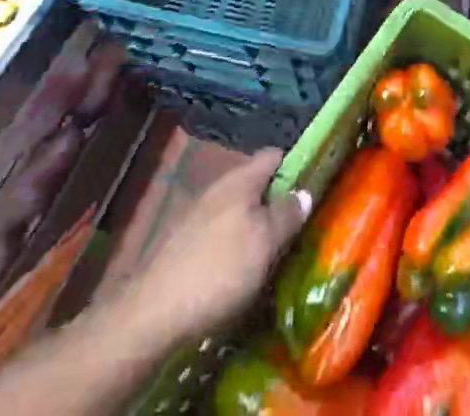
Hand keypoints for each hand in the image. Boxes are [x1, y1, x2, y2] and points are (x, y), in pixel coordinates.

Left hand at [121, 149, 310, 345]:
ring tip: (276, 249)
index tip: (315, 184)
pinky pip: (222, 229)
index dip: (296, 165)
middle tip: (300, 224)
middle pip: (256, 182)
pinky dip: (237, 240)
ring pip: (239, 208)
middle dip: (277, 199)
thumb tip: (304, 192)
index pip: (273, 156)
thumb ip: (287, 215)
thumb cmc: (220, 270)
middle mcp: (217, 188)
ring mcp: (198, 214)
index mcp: (239, 181)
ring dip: (257, 222)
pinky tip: (244, 267)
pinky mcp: (185, 241)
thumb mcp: (265, 243)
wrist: (154, 313)